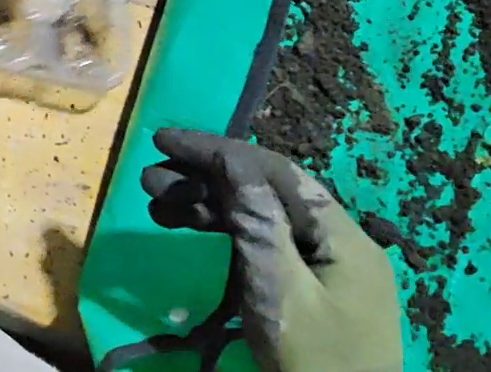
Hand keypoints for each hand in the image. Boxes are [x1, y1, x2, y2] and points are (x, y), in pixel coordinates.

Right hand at [142, 129, 402, 371]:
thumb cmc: (314, 359)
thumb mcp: (279, 289)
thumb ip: (258, 222)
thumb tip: (229, 160)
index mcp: (341, 236)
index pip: (271, 170)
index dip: (215, 149)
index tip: (163, 141)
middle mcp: (335, 240)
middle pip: (260, 188)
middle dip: (201, 177)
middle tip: (149, 180)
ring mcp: (322, 264)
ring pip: (254, 212)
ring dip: (203, 202)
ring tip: (155, 206)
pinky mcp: (306, 284)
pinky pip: (258, 239)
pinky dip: (219, 228)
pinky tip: (184, 227)